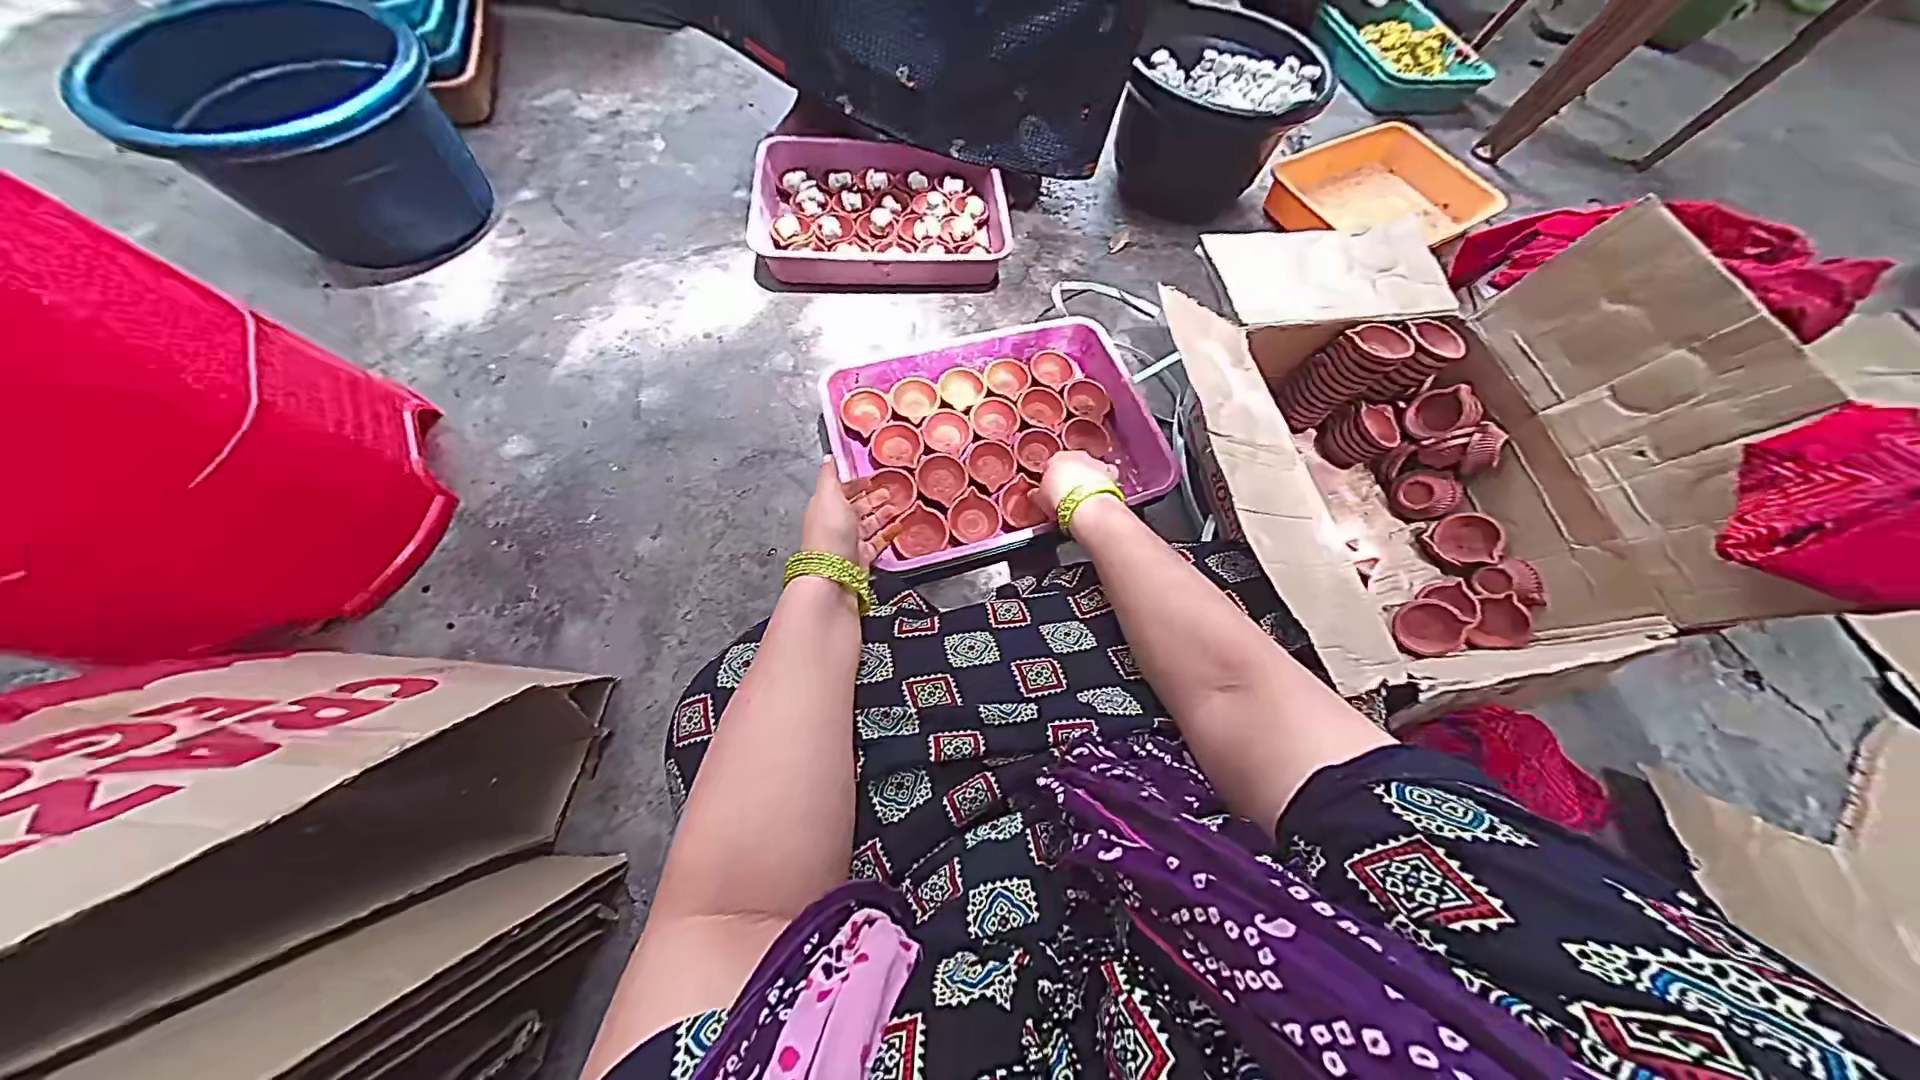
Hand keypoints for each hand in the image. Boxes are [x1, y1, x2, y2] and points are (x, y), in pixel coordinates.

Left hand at [800, 458, 907, 568]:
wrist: (833, 575)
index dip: (858, 481)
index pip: (843, 489)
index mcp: (826, 505)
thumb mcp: (828, 496)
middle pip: (858, 506)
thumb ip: (830, 476)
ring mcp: (850, 541)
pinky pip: (879, 541)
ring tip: (901, 503)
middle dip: (874, 496)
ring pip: (870, 523)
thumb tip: (830, 456)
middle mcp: (837, 522)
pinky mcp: (863, 557)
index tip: (876, 474)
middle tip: (894, 488)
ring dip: (884, 513)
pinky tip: (901, 524)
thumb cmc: (831, 532)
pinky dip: (889, 532)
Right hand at [1035, 450, 1119, 516]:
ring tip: (1084, 496)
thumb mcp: (1039, 498)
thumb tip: (1034, 494)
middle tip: (1068, 493)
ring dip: (1088, 478)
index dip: (1052, 478)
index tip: (1052, 490)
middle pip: (1073, 464)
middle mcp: (1078, 455)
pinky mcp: (1111, 474)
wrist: (1086, 505)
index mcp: (1056, 457)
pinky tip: (1099, 494)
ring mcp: (1096, 462)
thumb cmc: (1057, 498)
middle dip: (1071, 475)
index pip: (1052, 464)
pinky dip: (1103, 483)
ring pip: (1090, 468)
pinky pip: (1107, 477)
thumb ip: (1037, 493)